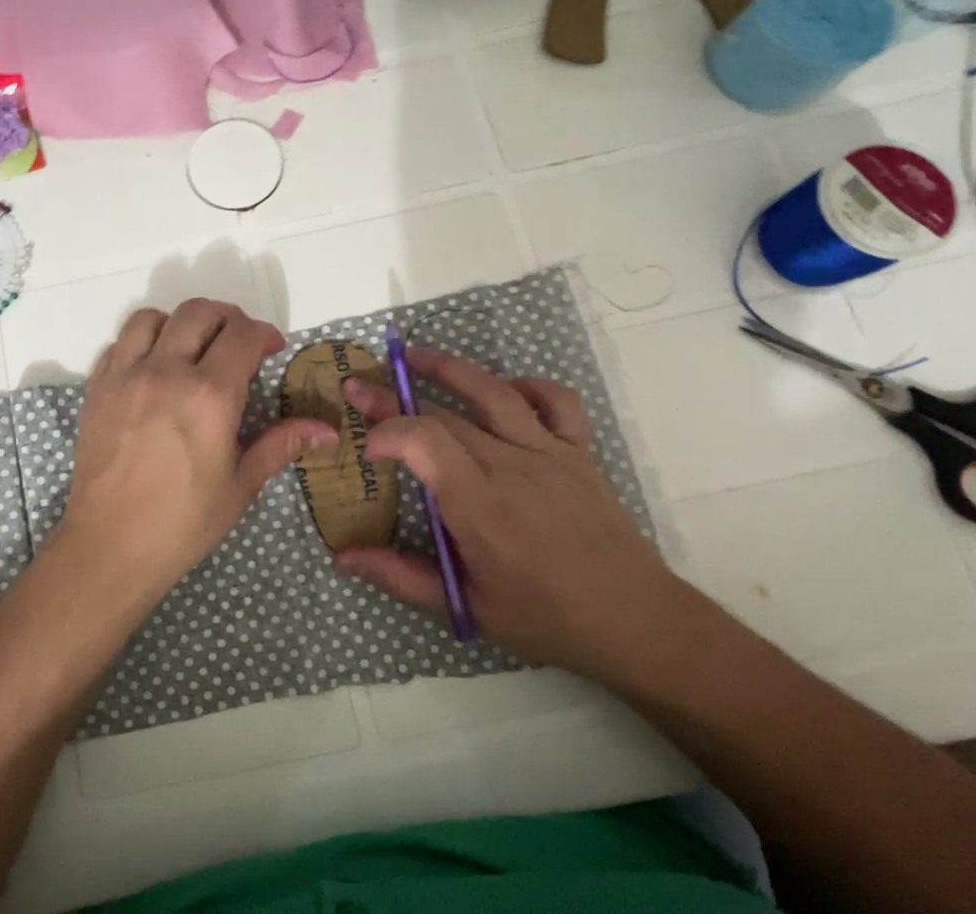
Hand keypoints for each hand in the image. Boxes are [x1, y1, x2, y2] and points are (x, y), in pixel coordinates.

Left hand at [56, 300, 336, 594]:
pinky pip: (118, 344)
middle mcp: (165, 372)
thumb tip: (326, 430)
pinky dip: (140, 343)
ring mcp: (125, 377)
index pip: (242, 334)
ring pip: (152, 318)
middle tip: (237, 343)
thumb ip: (280, 445)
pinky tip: (152, 370)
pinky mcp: (96, 389)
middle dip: (226, 318)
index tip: (271, 349)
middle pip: (198, 312)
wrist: (111, 544)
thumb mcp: (240, 485)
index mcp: (209, 395)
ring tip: (191, 349)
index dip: (263, 333)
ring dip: (179, 323)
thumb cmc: (183, 522)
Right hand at [335, 346, 684, 676]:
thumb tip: (342, 557)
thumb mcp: (466, 605)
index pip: (424, 440)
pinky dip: (527, 386)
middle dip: (393, 398)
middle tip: (359, 391)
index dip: (387, 431)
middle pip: (445, 414)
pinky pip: (556, 402)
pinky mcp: (579, 453)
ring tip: (415, 356)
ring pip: (495, 392)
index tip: (366, 448)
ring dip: (451, 368)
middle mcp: (512, 466)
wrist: (633, 618)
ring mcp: (550, 453)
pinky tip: (503, 391)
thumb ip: (401, 576)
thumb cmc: (544, 618)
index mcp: (479, 505)